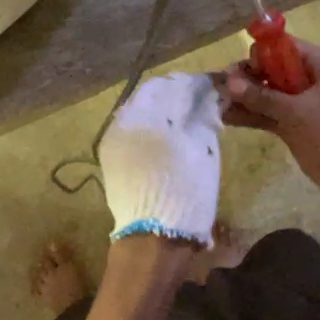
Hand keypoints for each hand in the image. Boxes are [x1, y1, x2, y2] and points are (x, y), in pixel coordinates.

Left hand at [99, 74, 222, 245]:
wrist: (154, 236)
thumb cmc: (186, 192)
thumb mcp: (203, 149)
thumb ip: (203, 115)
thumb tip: (209, 95)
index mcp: (148, 114)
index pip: (170, 83)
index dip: (192, 83)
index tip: (210, 88)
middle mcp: (123, 120)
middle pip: (150, 94)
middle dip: (173, 93)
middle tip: (197, 101)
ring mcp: (112, 137)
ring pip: (138, 109)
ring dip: (159, 108)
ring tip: (182, 119)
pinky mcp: (109, 155)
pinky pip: (128, 128)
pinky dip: (146, 125)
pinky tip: (163, 136)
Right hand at [220, 39, 319, 199]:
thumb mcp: (298, 113)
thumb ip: (262, 97)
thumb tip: (228, 82)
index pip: (284, 47)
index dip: (260, 54)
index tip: (238, 71)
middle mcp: (311, 80)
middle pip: (272, 70)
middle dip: (246, 78)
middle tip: (222, 91)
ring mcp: (303, 104)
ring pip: (268, 94)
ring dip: (244, 99)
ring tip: (216, 104)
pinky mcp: (296, 126)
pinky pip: (269, 115)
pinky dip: (251, 116)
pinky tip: (227, 118)